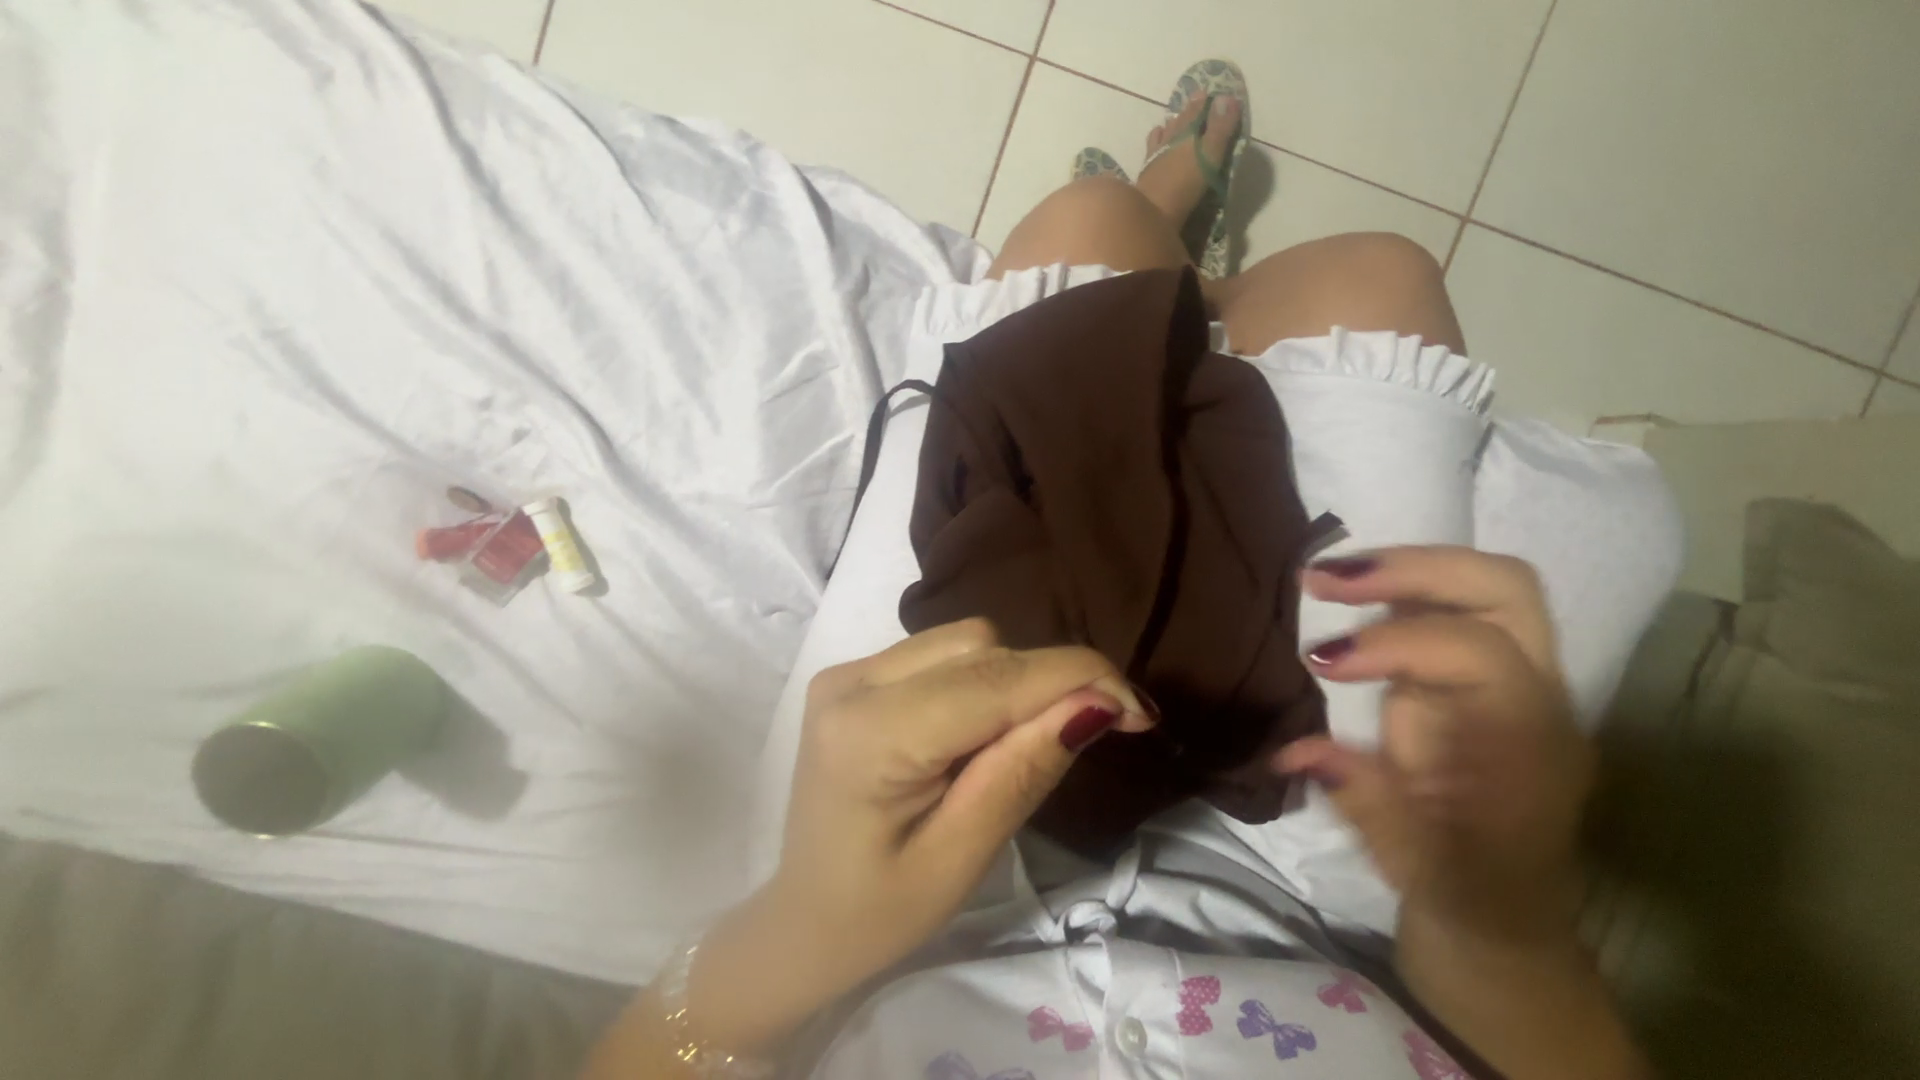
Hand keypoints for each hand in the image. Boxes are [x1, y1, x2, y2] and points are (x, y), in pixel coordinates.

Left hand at [664, 620, 1151, 1057]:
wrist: (803, 920)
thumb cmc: (879, 913)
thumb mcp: (960, 858)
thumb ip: (1022, 771)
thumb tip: (1097, 702)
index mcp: (871, 735)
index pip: (994, 679)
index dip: (1077, 679)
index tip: (1140, 712)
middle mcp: (852, 682)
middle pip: (981, 648)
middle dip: (1047, 683)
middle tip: (1084, 740)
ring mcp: (847, 673)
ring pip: (965, 641)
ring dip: (1015, 680)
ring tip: (1021, 746)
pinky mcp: (853, 677)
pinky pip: (941, 654)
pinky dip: (982, 680)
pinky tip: (981, 733)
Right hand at [1277, 546, 1593, 946]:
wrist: (1501, 908)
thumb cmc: (1464, 888)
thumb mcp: (1413, 861)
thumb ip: (1365, 799)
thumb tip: (1295, 751)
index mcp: (1528, 740)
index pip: (1480, 651)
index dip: (1398, 644)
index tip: (1322, 662)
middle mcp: (1533, 693)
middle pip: (1502, 587)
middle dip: (1412, 569)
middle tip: (1325, 579)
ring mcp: (1507, 677)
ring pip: (1480, 583)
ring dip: (1400, 569)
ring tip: (1323, 578)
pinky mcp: (1475, 675)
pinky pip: (1448, 607)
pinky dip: (1395, 589)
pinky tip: (1344, 595)